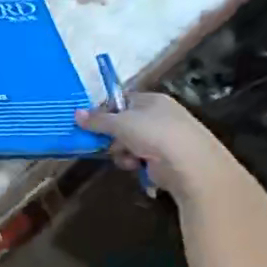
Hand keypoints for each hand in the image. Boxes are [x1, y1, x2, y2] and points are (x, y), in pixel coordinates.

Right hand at [75, 94, 228, 196]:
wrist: (190, 164)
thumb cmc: (155, 134)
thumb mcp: (121, 123)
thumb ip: (97, 120)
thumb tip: (76, 113)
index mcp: (151, 100)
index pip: (121, 101)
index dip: (104, 112)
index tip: (90, 124)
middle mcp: (159, 115)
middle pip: (123, 123)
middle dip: (112, 136)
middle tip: (105, 144)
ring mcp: (163, 137)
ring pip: (129, 142)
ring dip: (121, 152)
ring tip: (126, 158)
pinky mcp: (165, 158)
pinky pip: (139, 156)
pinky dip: (134, 162)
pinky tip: (136, 166)